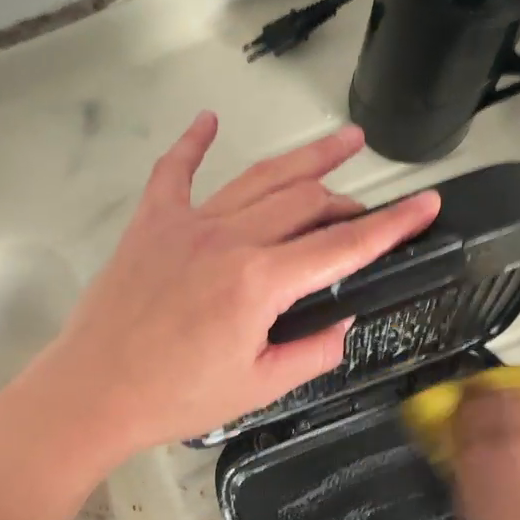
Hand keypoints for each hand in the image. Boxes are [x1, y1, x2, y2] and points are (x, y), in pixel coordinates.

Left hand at [34, 112, 440, 451]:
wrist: (93, 394)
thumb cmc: (176, 399)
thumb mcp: (259, 387)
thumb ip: (312, 352)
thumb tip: (343, 323)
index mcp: (260, 282)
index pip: (342, 246)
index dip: (392, 226)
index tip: (426, 204)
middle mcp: (229, 239)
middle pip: (306, 202)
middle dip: (348, 202)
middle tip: (370, 211)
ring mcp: (187, 224)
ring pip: (259, 177)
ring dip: (305, 158)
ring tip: (343, 139)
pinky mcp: (151, 224)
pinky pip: (175, 172)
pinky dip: (192, 143)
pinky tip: (208, 120)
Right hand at [451, 386, 519, 519]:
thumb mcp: (467, 502)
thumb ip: (467, 467)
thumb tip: (468, 451)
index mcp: (480, 449)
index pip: (470, 407)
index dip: (467, 402)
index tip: (465, 405)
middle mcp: (515, 437)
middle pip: (505, 397)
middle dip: (496, 398)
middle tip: (492, 407)